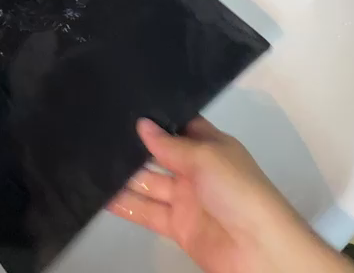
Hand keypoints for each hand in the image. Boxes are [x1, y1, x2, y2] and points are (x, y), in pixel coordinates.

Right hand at [109, 119, 352, 272]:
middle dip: (134, 143)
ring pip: (149, 182)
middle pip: (159, 153)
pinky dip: (126, 205)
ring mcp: (186, 199)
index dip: (155, 115)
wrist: (263, 253)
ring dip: (124, 174)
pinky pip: (148, 212)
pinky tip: (102, 194)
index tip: (123, 100)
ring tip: (90, 158)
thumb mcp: (206, 157)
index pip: (178, 124)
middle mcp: (196, 169)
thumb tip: (141, 124)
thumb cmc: (239, 192)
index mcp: (210, 145)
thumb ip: (170, 144)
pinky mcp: (178, 227)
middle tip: (97, 127)